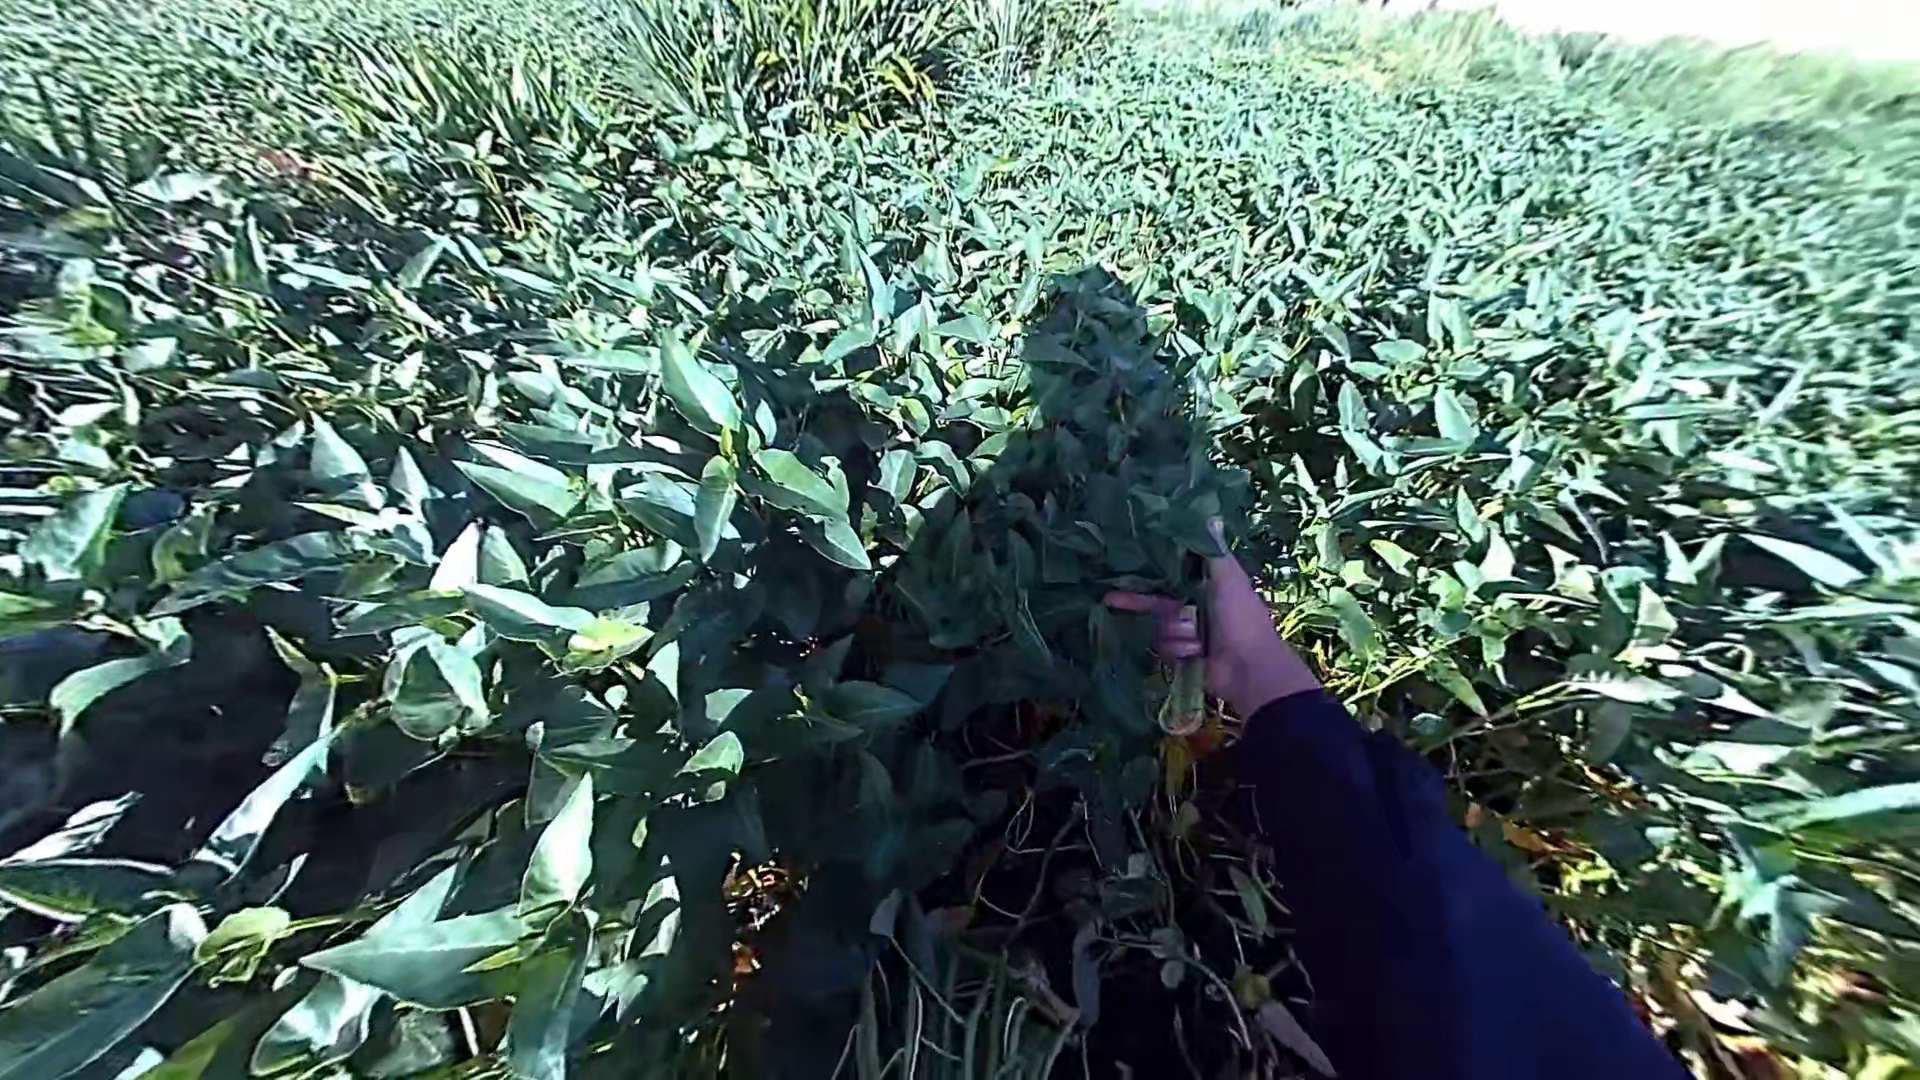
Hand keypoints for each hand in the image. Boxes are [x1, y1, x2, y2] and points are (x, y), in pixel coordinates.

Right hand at [1104, 519, 1319, 717]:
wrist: (1249, 668)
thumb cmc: (1240, 617)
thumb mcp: (1228, 578)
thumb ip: (1213, 551)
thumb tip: (1211, 516)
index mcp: (1205, 586)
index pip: (1168, 575)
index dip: (1147, 572)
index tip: (1122, 568)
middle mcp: (1193, 607)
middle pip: (1155, 602)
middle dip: (1135, 602)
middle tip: (1108, 599)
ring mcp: (1187, 633)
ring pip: (1158, 627)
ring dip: (1174, 632)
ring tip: (1194, 638)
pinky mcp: (1182, 655)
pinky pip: (1163, 647)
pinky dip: (1178, 649)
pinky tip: (1194, 652)